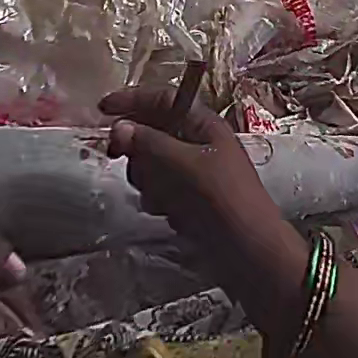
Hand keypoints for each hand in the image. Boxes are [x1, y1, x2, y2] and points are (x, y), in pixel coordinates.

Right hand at [104, 91, 357, 357]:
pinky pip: (160, 190)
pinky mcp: (191, 200)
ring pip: (152, 164)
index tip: (102, 109)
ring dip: (151, 180)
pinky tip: (173, 215)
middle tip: (123, 161)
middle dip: (139, 150)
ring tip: (164, 199)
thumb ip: (148, 144)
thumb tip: (116, 127)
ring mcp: (195, 173)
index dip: (133, 99)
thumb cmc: (224, 201)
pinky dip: (161, 201)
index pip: (163, 98)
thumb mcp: (185, 166)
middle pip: (152, 131)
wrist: (255, 259)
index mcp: (204, 124)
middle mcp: (198, 142)